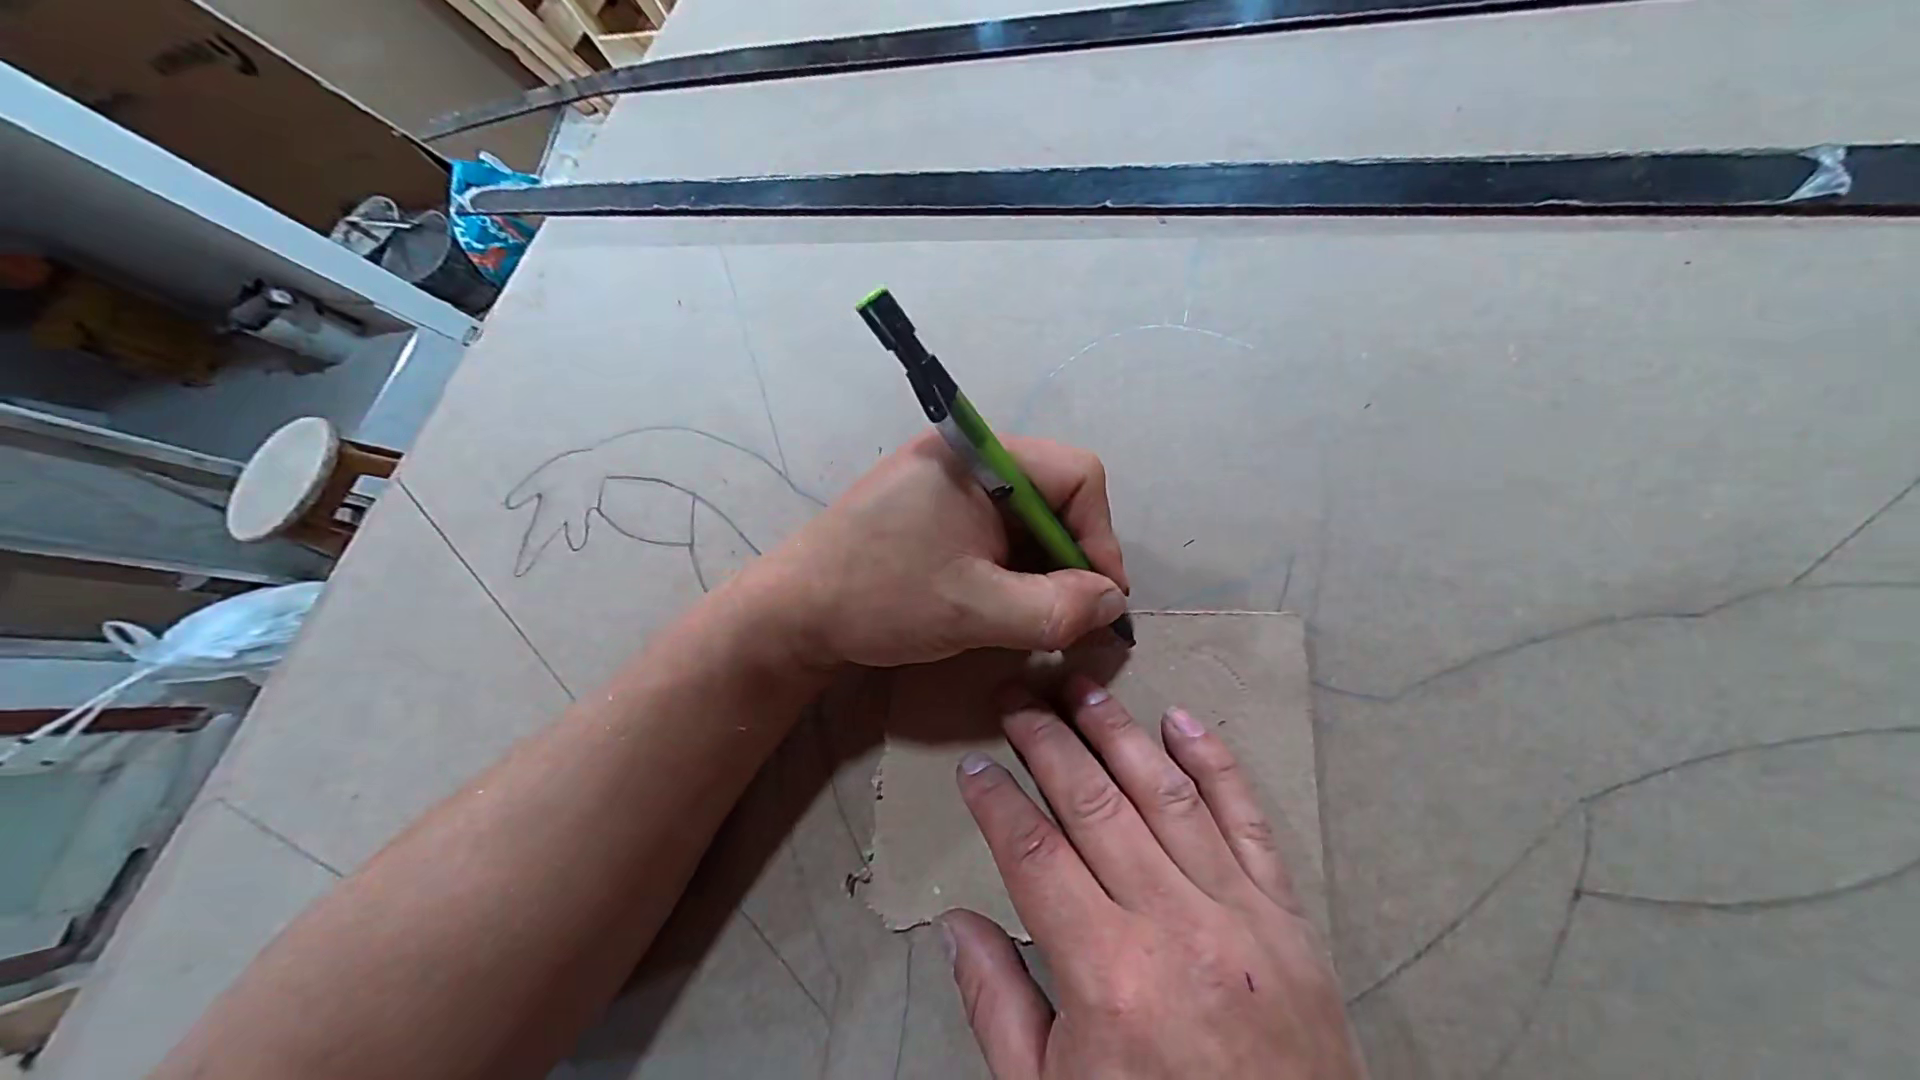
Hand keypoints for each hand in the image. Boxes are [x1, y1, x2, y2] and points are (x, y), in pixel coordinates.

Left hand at [749, 431, 1129, 668]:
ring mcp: (948, 482)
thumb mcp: (976, 610)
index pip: (1077, 476)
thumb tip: (1114, 603)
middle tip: (1074, 616)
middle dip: (1071, 557)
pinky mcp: (935, 509)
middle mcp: (967, 456)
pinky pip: (997, 529)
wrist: (792, 614)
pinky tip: (1005, 603)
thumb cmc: (879, 599)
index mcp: (977, 456)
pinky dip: (1014, 566)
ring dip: (1043, 567)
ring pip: (1028, 517)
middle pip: (1056, 495)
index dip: (1100, 537)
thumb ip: (1057, 609)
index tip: (1102, 598)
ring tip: (1037, 616)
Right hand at [943, 676, 1364, 1079]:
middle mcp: (1175, 926)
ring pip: (1165, 793)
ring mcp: (1240, 913)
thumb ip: (996, 1006)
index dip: (996, 802)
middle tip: (1016, 699)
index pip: (1034, 853)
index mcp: (1109, 975)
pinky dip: (1215, 763)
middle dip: (1047, 742)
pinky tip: (1180, 720)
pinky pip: (1248, 820)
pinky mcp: (1288, 917)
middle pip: (1094, 803)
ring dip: (1117, 731)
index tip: (972, 766)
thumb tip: (957, 923)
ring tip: (1081, 688)